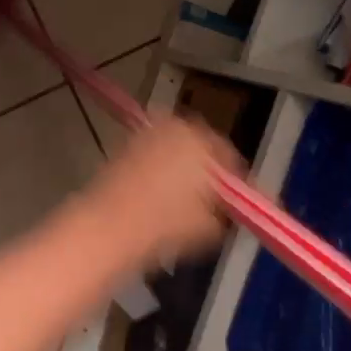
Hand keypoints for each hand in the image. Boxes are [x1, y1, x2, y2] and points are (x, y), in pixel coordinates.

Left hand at [88, 118, 239, 260]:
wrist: (108, 223)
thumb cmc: (166, 222)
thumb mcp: (212, 224)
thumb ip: (226, 210)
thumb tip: (227, 206)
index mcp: (200, 139)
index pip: (230, 156)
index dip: (238, 181)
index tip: (242, 201)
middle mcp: (173, 126)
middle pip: (201, 146)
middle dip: (209, 169)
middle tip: (215, 198)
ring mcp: (145, 133)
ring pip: (175, 148)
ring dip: (184, 167)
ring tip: (188, 198)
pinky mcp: (124, 145)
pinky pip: (153, 154)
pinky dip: (161, 168)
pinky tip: (161, 193)